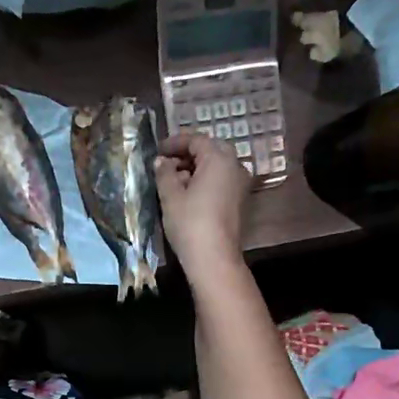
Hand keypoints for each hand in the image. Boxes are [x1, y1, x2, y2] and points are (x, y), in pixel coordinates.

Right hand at [155, 133, 252, 277]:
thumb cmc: (190, 222)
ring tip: (173, 181)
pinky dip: (205, 181)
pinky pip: (221, 181)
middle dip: (187, 154)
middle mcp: (234, 166)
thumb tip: (161, 162)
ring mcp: (240, 184)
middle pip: (210, 151)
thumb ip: (164, 173)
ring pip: (216, 166)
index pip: (197, 140)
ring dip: (195, 168)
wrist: (214, 258)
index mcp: (218, 159)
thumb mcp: (170, 196)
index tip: (158, 151)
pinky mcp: (239, 201)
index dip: (175, 142)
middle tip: (166, 164)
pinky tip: (188, 194)